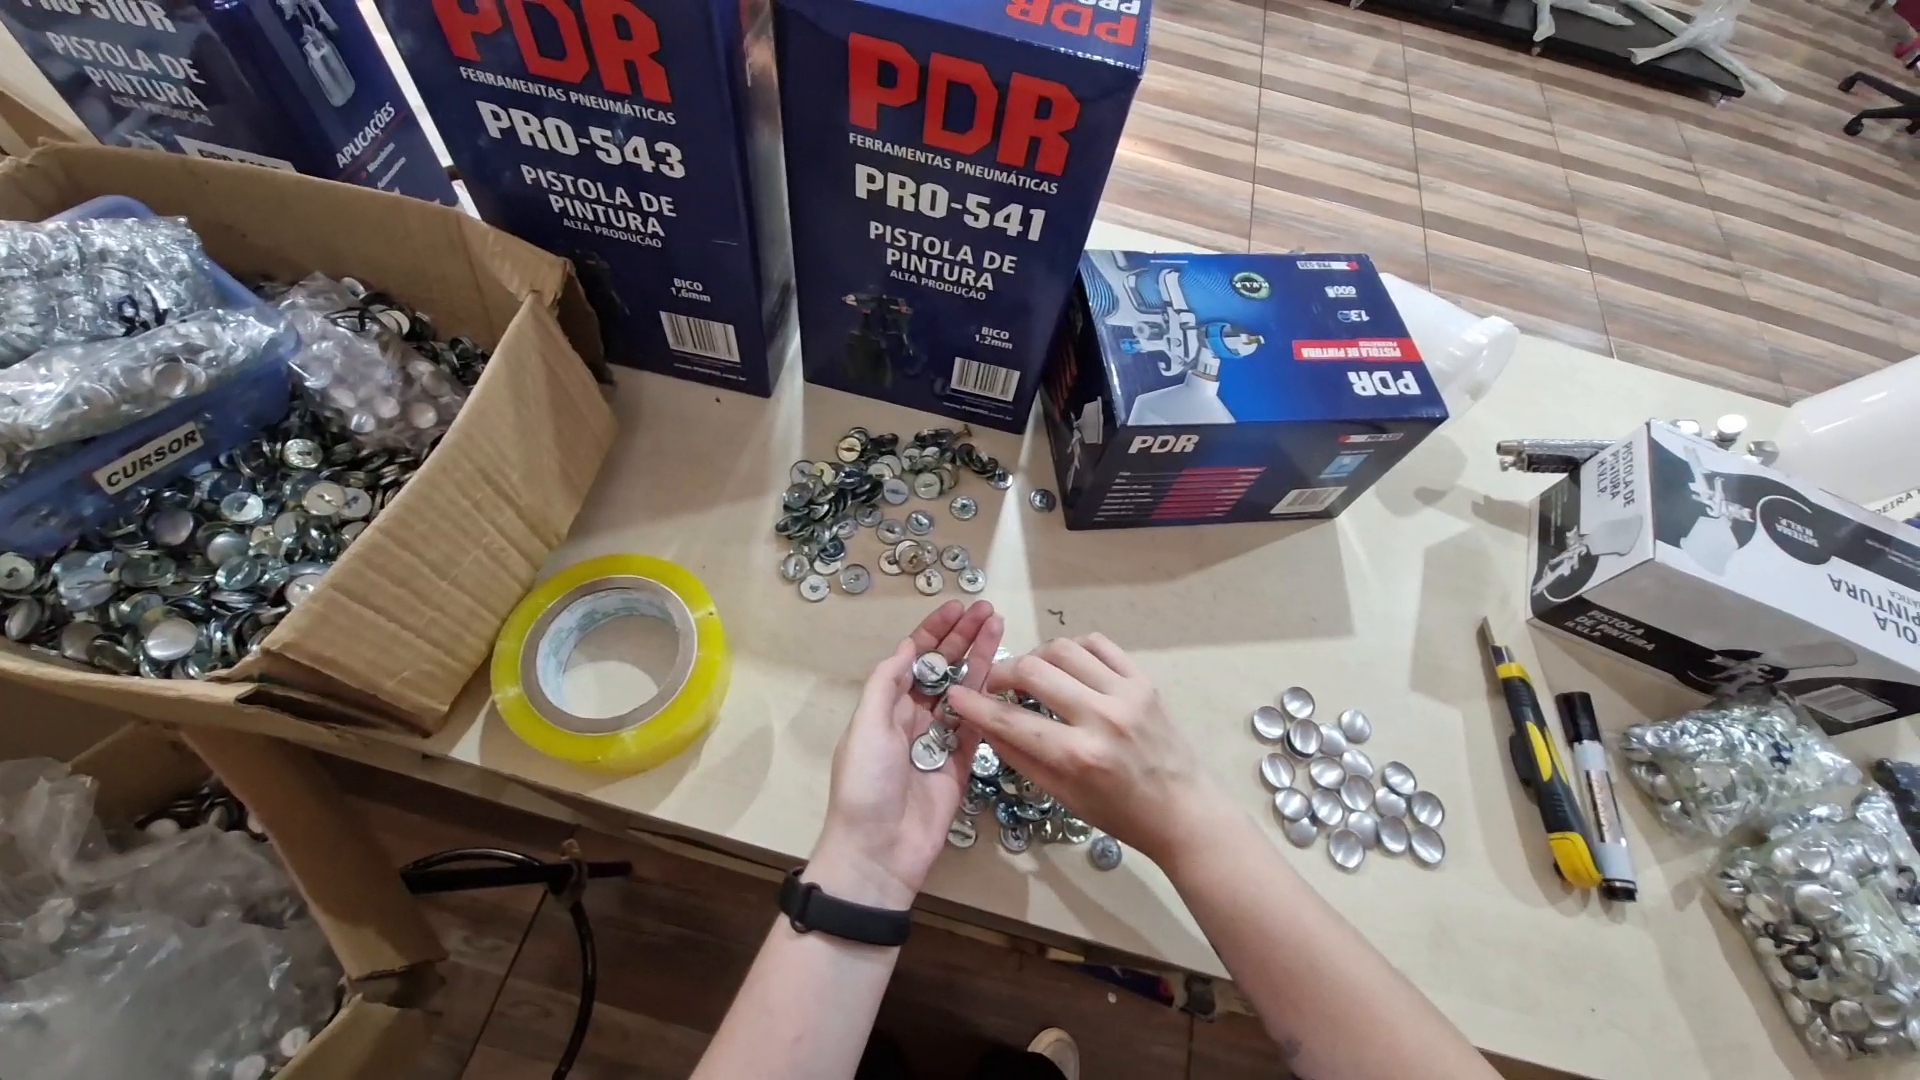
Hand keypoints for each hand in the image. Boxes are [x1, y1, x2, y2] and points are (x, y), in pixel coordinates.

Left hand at [809, 600, 1003, 910]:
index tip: (956, 607)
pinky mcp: (962, 764)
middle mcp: (914, 718)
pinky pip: (978, 726)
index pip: (914, 659)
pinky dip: (990, 700)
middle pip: (943, 669)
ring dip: (980, 660)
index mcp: (886, 707)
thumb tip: (906, 647)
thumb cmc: (865, 785)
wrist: (879, 853)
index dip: (934, 632)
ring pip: (965, 691)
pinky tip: (1004, 674)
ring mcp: (940, 740)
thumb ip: (886, 684)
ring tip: (999, 628)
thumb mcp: (866, 727)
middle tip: (988, 610)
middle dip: (963, 638)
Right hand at [946, 634, 1228, 865]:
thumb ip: (1019, 756)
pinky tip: (1066, 666)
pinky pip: (1099, 644)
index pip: (1012, 720)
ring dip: (1038, 657)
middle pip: (1034, 671)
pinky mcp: (1144, 680)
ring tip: (1032, 675)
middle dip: (1002, 672)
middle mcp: (1102, 718)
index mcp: (1079, 756)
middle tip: (994, 683)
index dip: (976, 705)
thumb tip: (982, 723)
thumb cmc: (1119, 813)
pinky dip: (1074, 649)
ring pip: (1064, 649)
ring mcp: (1127, 694)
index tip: (956, 694)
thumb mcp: (1062, 795)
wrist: (1182, 811)